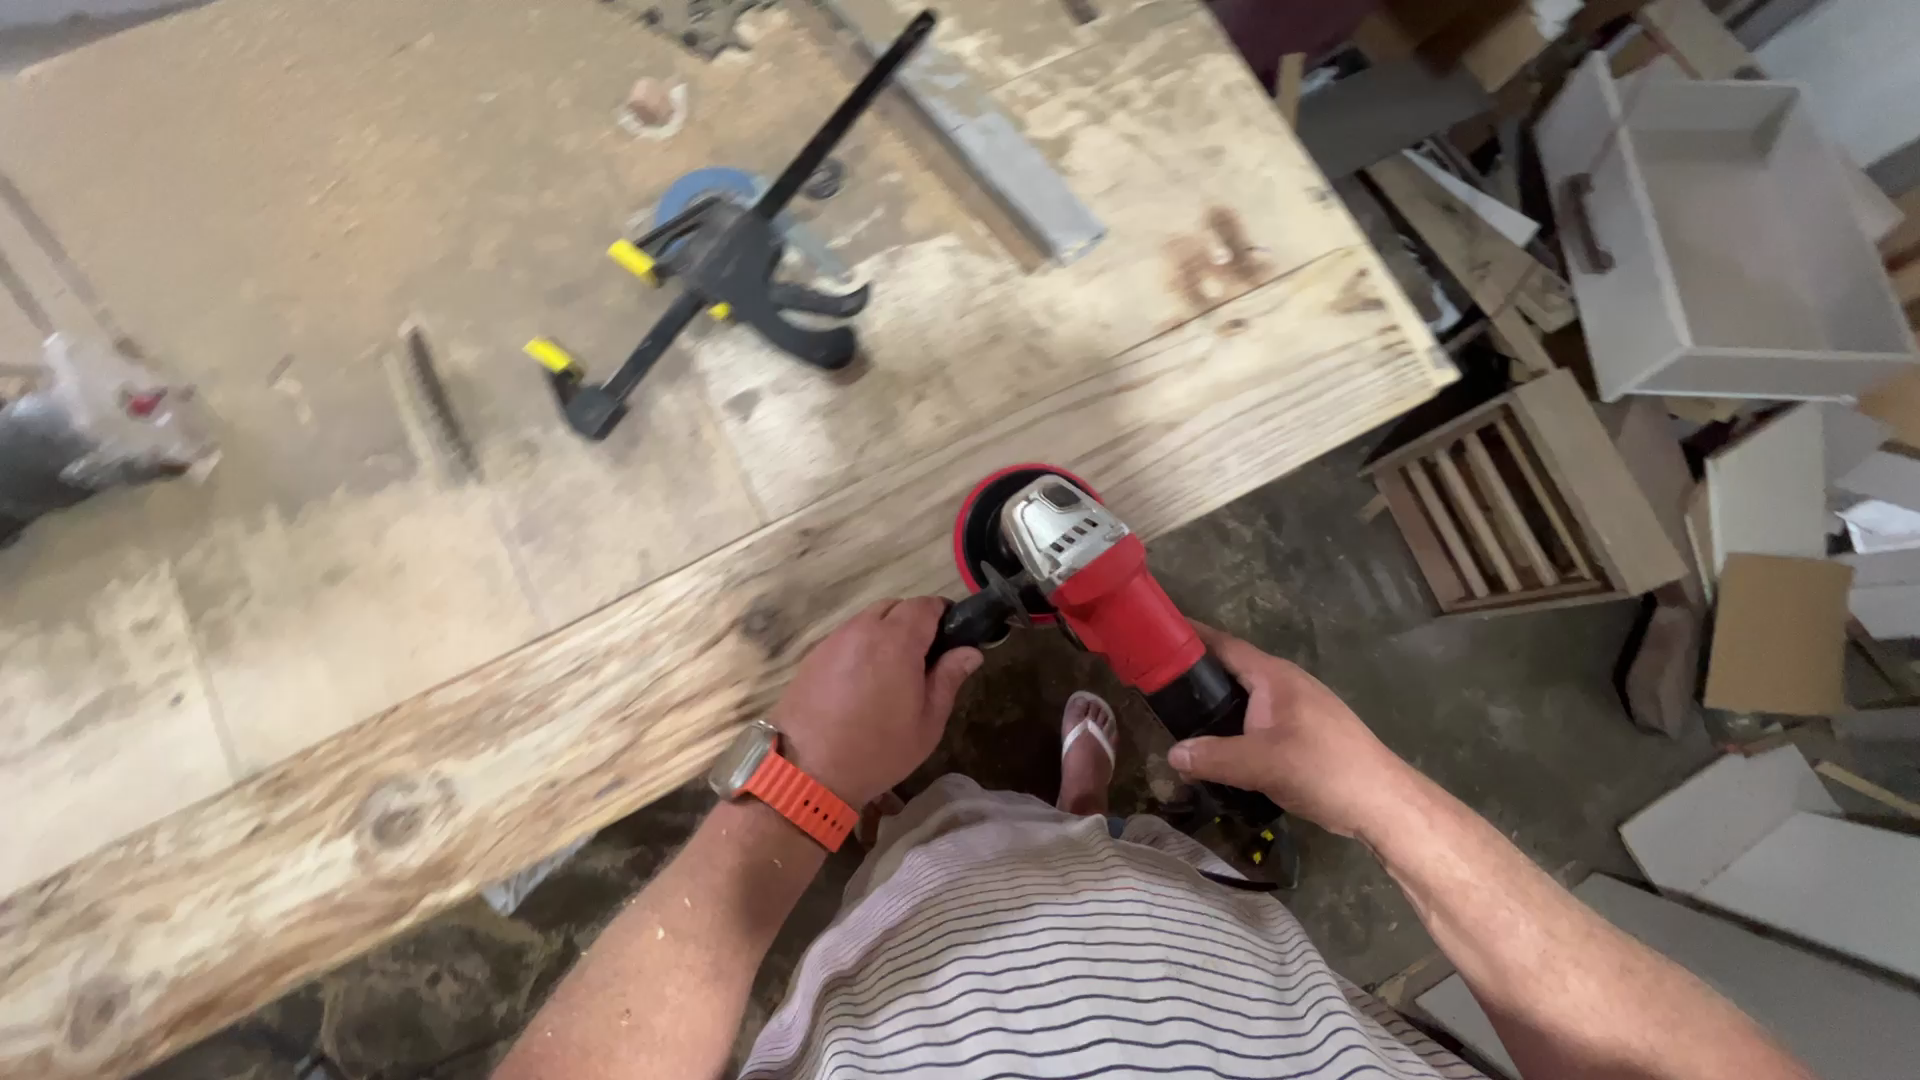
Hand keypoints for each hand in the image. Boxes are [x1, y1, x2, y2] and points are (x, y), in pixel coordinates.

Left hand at [769, 597, 982, 806]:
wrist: (805, 771)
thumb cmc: (877, 750)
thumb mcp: (927, 722)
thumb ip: (948, 679)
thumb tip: (970, 651)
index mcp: (897, 641)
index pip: (926, 605)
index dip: (943, 615)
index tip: (951, 638)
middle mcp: (863, 629)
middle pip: (896, 606)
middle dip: (914, 622)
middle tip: (924, 659)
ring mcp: (835, 640)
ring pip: (869, 619)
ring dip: (886, 633)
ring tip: (892, 672)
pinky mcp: (814, 655)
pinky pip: (847, 637)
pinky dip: (862, 646)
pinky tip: (862, 682)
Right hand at [1166, 623, 1416, 839]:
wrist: (1385, 804)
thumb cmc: (1325, 769)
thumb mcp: (1261, 765)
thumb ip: (1213, 757)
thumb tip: (1172, 754)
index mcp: (1274, 677)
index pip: (1224, 644)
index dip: (1191, 635)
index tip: (1157, 631)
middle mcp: (1285, 684)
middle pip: (1231, 669)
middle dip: (1195, 673)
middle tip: (1157, 683)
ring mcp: (1298, 708)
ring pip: (1244, 697)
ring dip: (1215, 705)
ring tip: (1180, 719)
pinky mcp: (1304, 732)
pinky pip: (1257, 718)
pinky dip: (1233, 724)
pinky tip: (1219, 747)